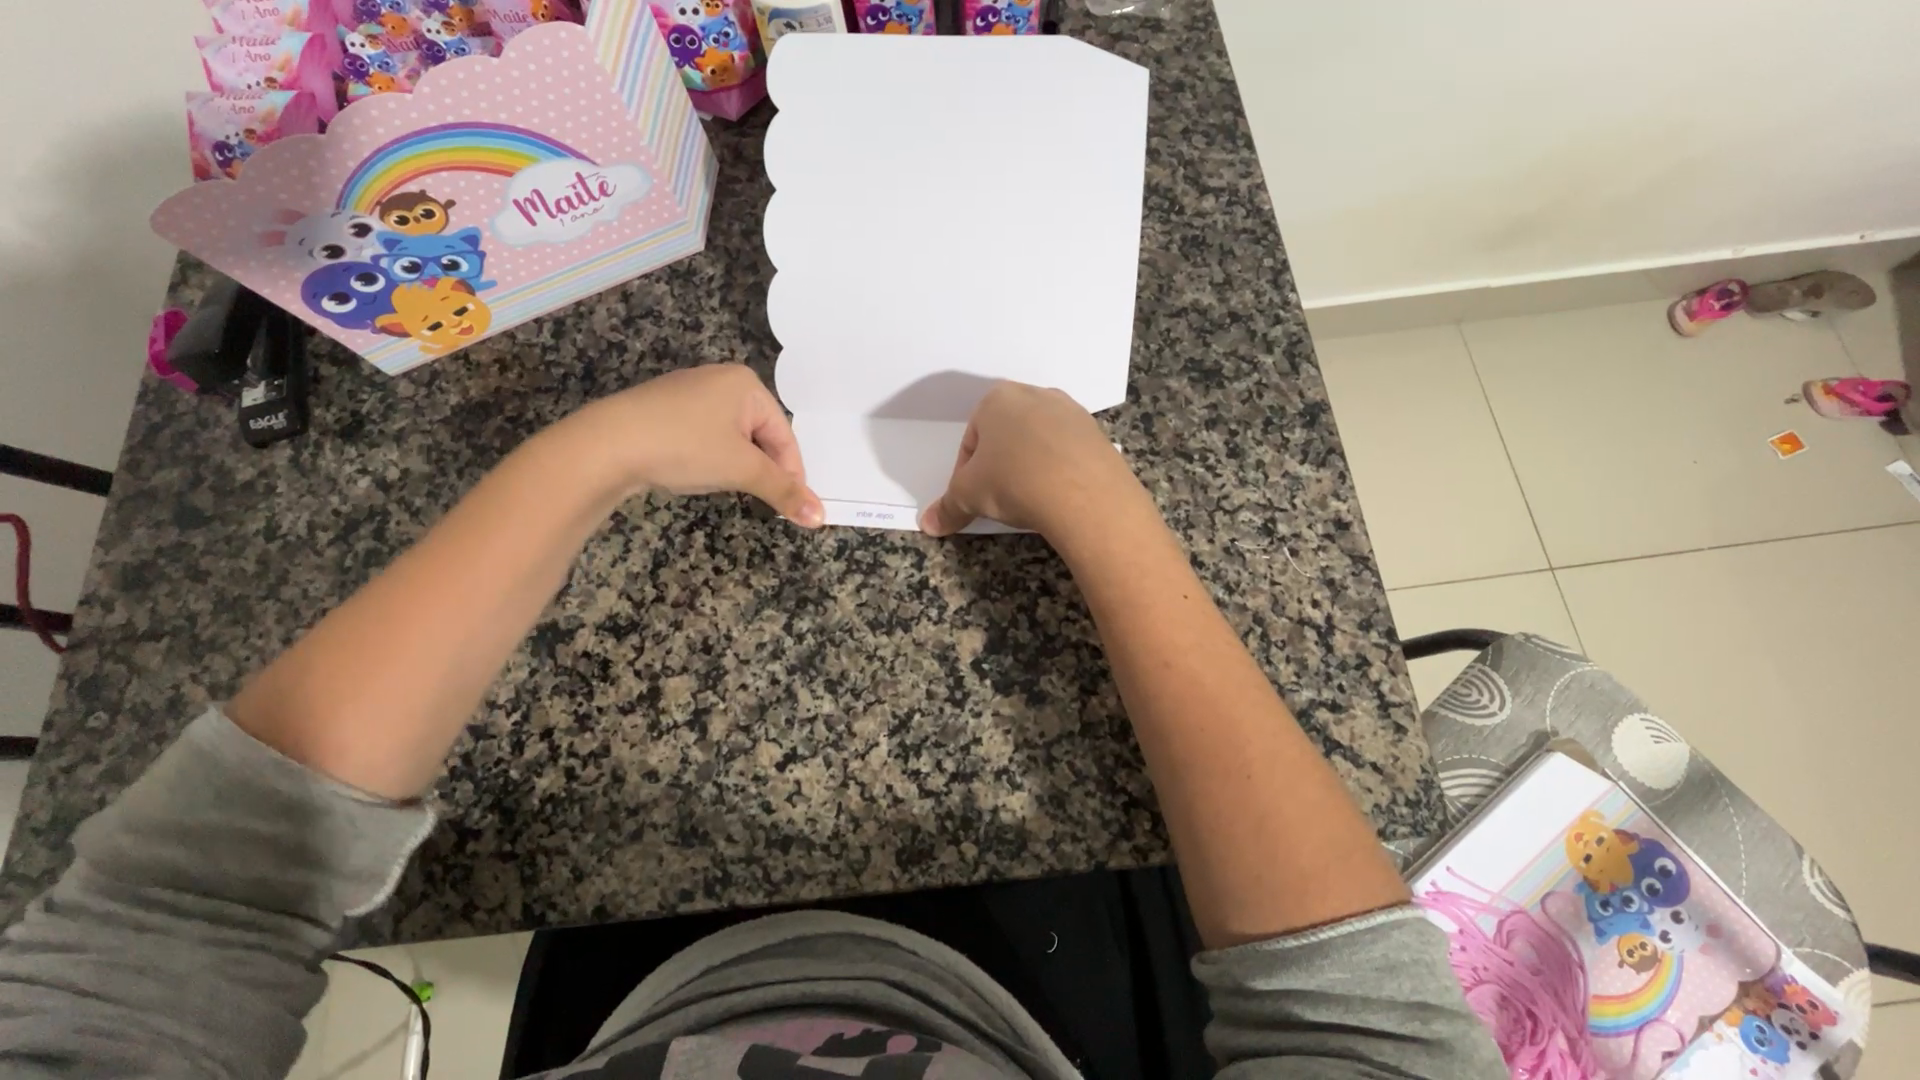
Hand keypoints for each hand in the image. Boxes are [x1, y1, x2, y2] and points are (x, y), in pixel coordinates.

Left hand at [573, 364, 823, 526]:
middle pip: (760, 435)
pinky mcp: (665, 408)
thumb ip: (783, 492)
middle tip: (758, 498)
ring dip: (735, 466)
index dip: (791, 474)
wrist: (607, 445)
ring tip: (721, 484)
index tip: (793, 507)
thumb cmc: (684, 447)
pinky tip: (694, 472)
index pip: (784, 436)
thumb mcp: (741, 470)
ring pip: (732, 438)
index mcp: (747, 385)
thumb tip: (821, 517)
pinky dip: (709, 458)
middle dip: (761, 469)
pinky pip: (704, 435)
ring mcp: (690, 392)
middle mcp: (721, 380)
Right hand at [919, 381, 1149, 540]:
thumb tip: (928, 524)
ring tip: (1031, 500)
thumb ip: (948, 507)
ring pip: (1039, 443)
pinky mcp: (1097, 434)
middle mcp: (1036, 395)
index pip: (972, 440)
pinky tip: (1057, 497)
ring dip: (1031, 468)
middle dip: (1001, 466)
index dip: (967, 473)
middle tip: (1000, 499)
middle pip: (1007, 437)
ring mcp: (1071, 412)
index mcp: (998, 398)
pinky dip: (1059, 472)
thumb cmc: (1013, 481)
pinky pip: (1068, 453)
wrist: (1083, 494)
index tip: (973, 497)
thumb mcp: (969, 496)